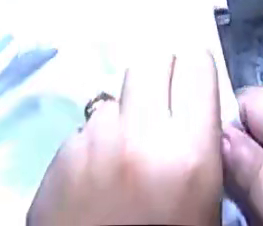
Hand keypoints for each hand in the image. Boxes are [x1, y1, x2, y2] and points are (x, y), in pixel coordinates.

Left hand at [27, 54, 223, 225]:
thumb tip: (193, 104)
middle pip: (151, 62)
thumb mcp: (205, 201)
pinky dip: (90, 150)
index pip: (197, 63)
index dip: (194, 75)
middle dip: (157, 81)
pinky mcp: (58, 161)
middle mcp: (142, 134)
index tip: (191, 91)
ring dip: (120, 118)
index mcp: (189, 150)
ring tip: (120, 161)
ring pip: (113, 98)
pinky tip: (91, 188)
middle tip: (158, 112)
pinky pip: (82, 133)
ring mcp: (94, 144)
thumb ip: (200, 143)